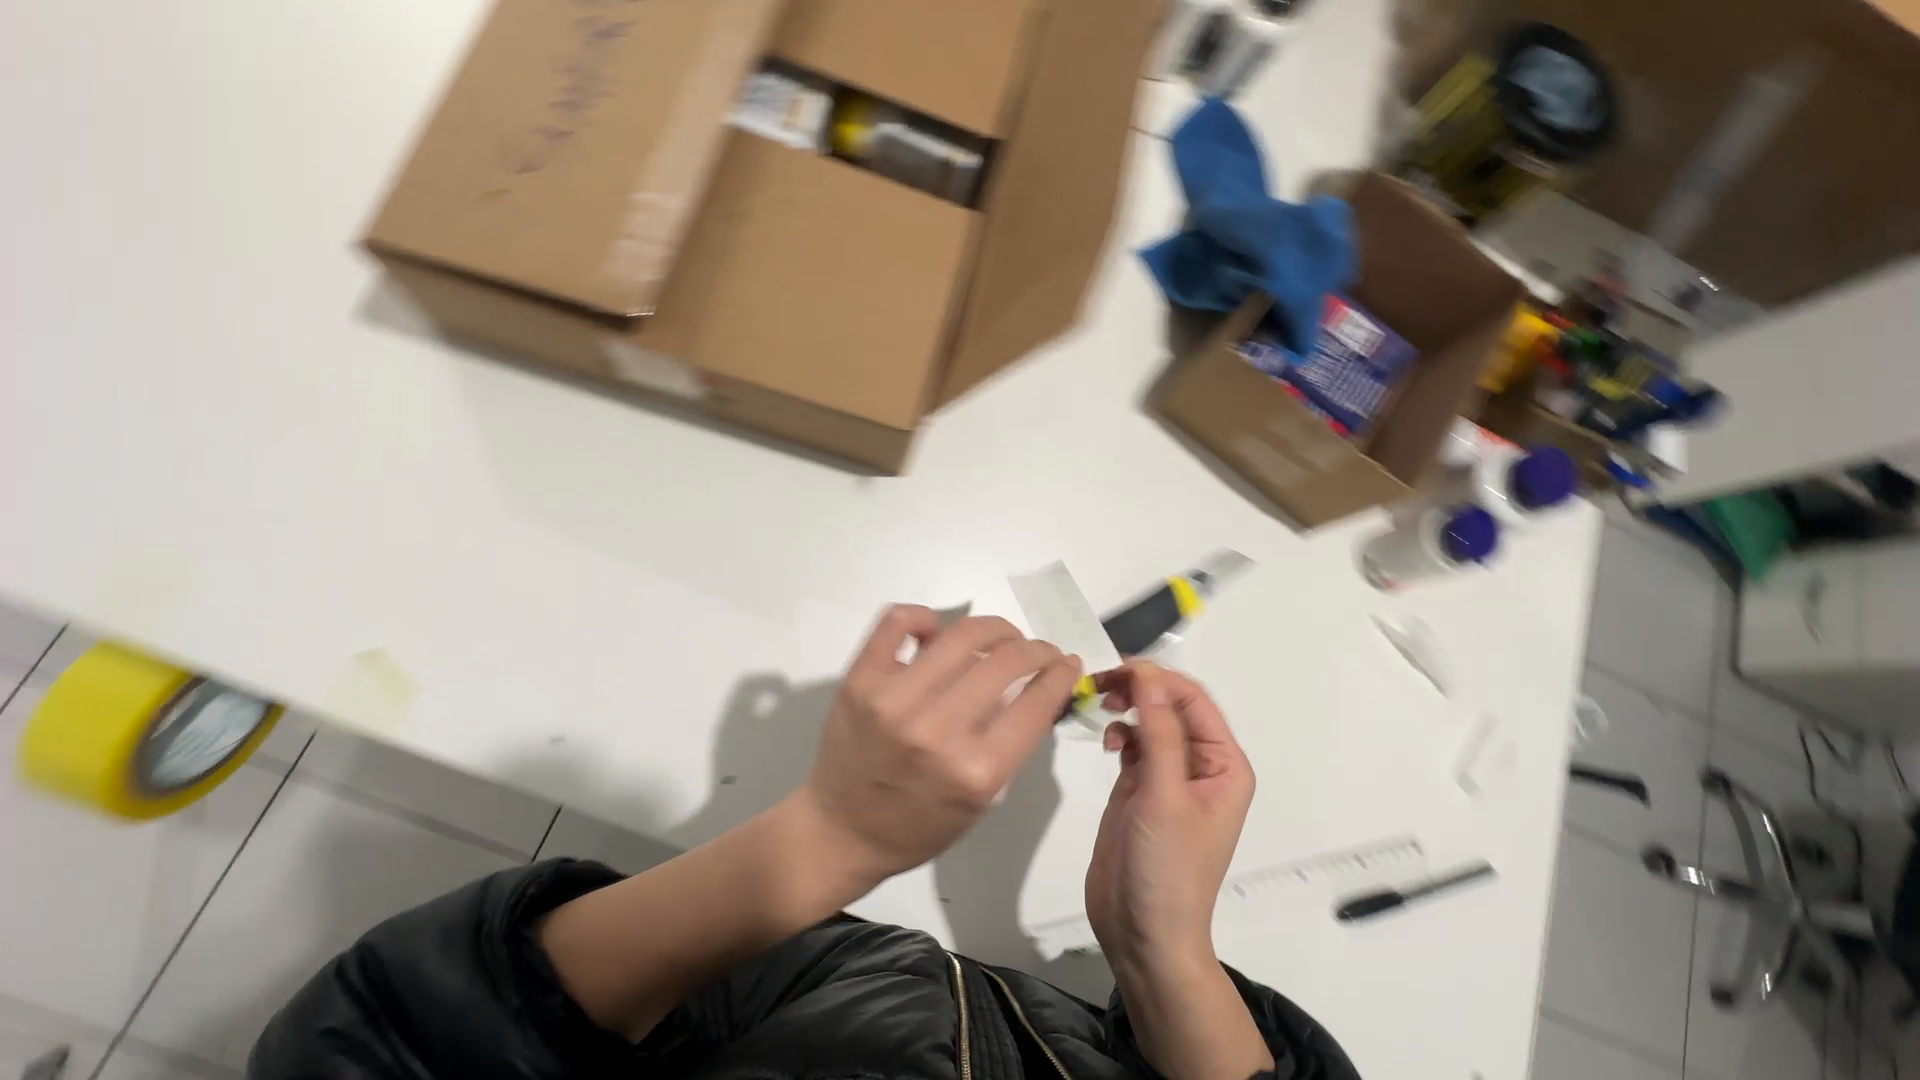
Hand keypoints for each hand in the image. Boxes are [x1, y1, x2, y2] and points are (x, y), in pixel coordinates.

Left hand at [793, 605, 1083, 885]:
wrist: (841, 830)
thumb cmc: (919, 825)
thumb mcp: (982, 800)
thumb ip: (1010, 744)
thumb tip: (1034, 686)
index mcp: (975, 771)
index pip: (1036, 703)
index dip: (1061, 675)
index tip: (1068, 664)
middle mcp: (935, 731)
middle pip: (1006, 660)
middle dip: (1037, 649)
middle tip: (1040, 651)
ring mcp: (893, 701)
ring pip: (960, 634)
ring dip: (995, 628)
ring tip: (1001, 637)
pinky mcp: (860, 681)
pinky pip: (898, 621)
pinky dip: (925, 617)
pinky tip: (936, 632)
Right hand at [1085, 660, 1254, 977]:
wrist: (1143, 934)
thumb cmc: (1167, 869)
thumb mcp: (1165, 797)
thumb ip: (1157, 731)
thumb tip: (1148, 674)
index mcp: (1224, 765)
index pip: (1194, 701)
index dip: (1159, 678)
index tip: (1116, 669)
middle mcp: (1200, 765)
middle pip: (1171, 706)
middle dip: (1139, 688)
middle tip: (1099, 684)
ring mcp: (1168, 777)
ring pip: (1149, 720)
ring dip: (1126, 706)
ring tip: (1099, 707)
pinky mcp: (1139, 789)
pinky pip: (1133, 742)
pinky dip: (1118, 731)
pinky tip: (1106, 740)